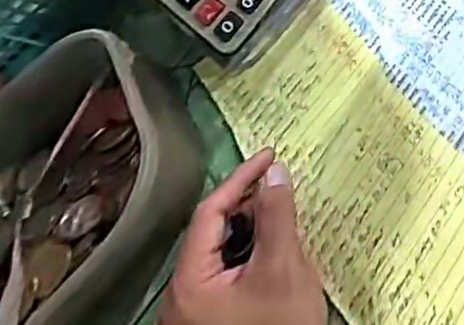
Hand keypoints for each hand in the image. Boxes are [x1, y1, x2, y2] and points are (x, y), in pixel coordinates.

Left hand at [161, 149, 324, 324]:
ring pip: (218, 250)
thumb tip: (275, 170)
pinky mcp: (210, 319)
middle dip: (246, 201)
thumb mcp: (282, 266)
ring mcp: (194, 312)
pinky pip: (224, 270)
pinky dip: (247, 248)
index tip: (271, 155)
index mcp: (190, 283)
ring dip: (249, 224)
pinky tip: (272, 244)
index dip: (241, 178)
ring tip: (279, 209)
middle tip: (278, 181)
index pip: (210, 213)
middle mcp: (182, 297)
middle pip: (210, 231)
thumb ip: (276, 214)